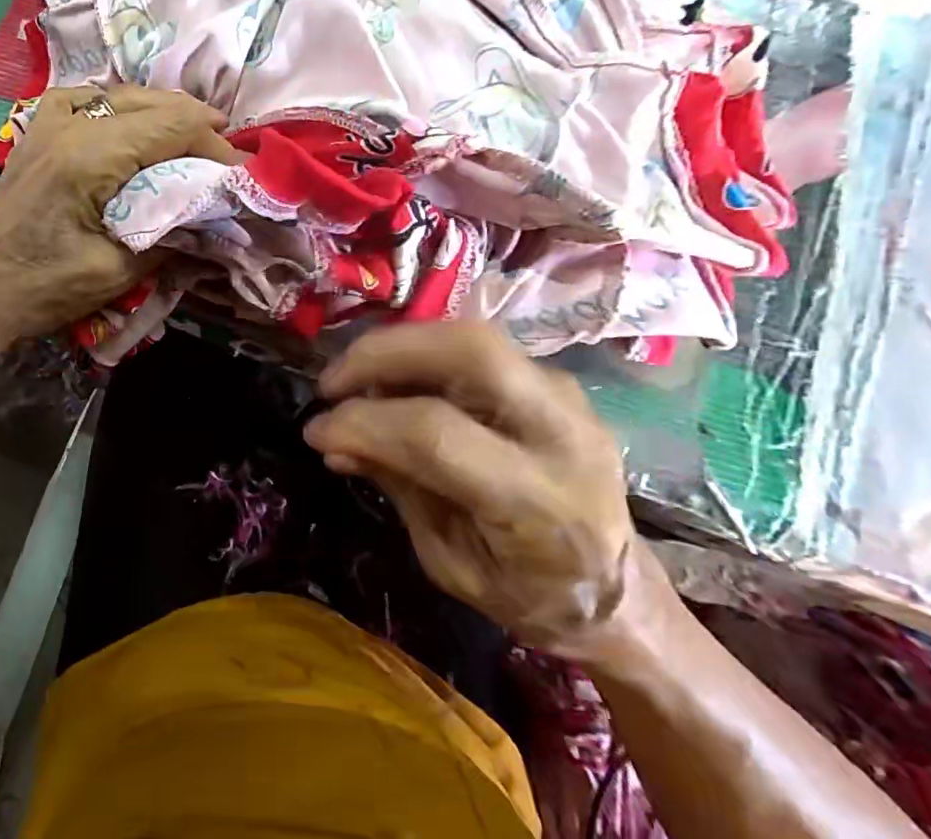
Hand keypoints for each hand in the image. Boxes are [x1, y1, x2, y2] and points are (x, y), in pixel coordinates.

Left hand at [0, 86, 238, 390]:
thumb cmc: (41, 290)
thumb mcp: (116, 271)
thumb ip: (170, 234)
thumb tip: (211, 214)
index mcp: (90, 154)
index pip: (174, 124)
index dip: (215, 144)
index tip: (239, 172)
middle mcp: (69, 123)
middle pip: (153, 103)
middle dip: (195, 127)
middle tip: (221, 160)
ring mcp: (46, 123)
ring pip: (122, 96)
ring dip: (161, 115)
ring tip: (190, 143)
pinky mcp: (35, 134)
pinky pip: (86, 101)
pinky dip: (118, 108)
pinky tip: (129, 127)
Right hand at [303, 322, 638, 653]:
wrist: (615, 591)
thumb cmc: (527, 593)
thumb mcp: (447, 561)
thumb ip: (397, 490)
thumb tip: (333, 442)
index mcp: (540, 501)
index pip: (436, 434)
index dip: (362, 424)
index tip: (315, 432)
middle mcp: (564, 434)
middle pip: (470, 352)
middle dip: (383, 354)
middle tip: (332, 383)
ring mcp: (567, 399)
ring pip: (472, 337)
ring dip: (397, 348)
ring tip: (353, 382)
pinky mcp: (554, 384)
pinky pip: (476, 350)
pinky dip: (420, 356)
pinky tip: (391, 385)